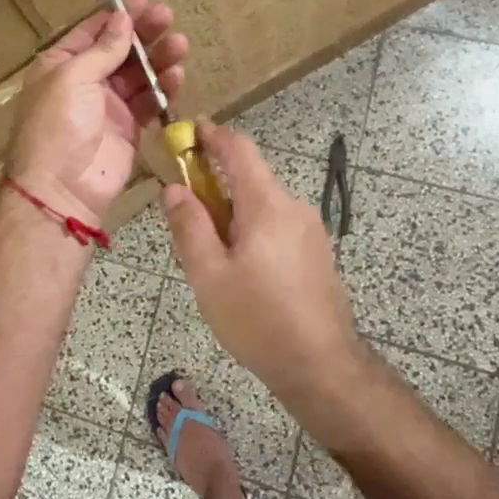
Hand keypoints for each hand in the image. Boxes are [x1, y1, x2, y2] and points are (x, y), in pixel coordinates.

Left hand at [7, 0, 186, 222]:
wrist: (61, 188)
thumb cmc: (57, 124)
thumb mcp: (72, 77)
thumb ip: (102, 49)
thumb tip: (122, 18)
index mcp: (60, 65)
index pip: (92, 33)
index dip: (117, 17)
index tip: (143, 0)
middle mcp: (84, 82)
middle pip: (119, 50)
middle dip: (144, 33)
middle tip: (168, 16)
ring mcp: (107, 106)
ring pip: (139, 74)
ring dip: (158, 58)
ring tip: (180, 44)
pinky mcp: (128, 128)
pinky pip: (149, 101)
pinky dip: (163, 88)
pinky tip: (178, 75)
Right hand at [162, 122, 365, 400]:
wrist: (323, 367)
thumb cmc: (258, 319)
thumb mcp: (209, 275)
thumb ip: (189, 226)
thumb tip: (175, 188)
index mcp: (266, 205)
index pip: (239, 149)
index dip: (212, 135)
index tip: (188, 132)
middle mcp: (294, 207)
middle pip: (250, 179)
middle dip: (215, 186)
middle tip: (185, 218)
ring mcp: (311, 231)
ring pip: (263, 206)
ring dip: (233, 214)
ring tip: (210, 257)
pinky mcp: (318, 253)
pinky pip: (277, 226)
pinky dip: (252, 231)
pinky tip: (241, 271)